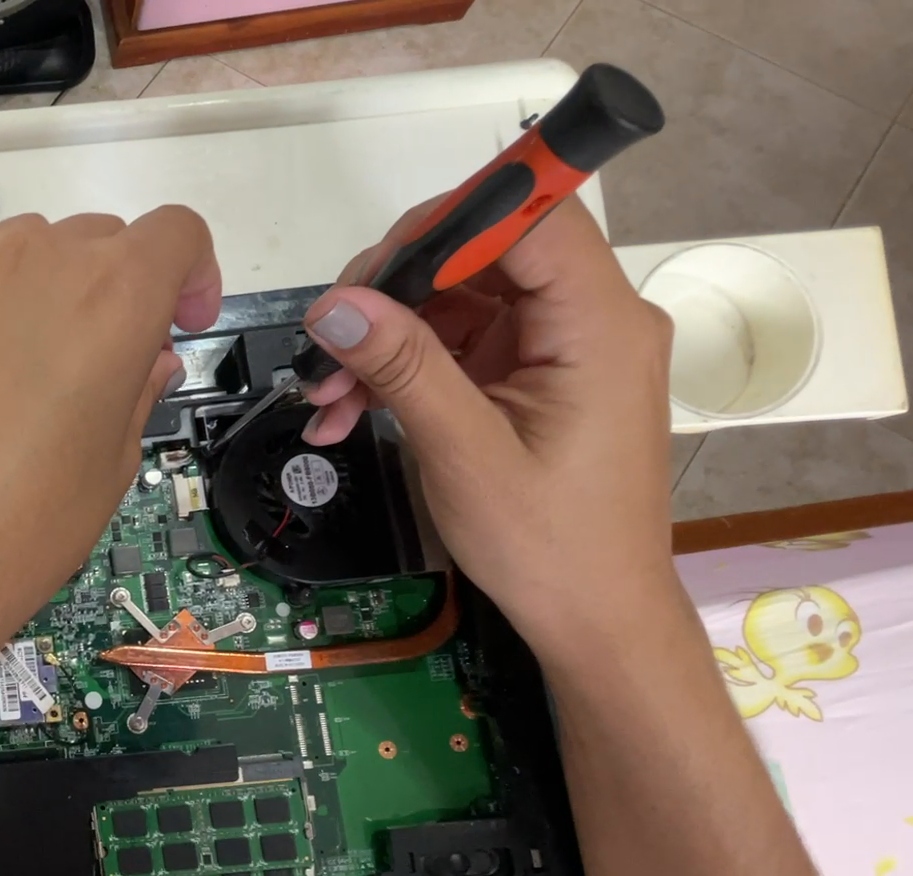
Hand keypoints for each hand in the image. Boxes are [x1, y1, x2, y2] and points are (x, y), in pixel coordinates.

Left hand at [0, 209, 220, 698]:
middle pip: (96, 241)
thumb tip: (145, 356)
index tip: (180, 324)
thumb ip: (138, 389)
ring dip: (45, 299)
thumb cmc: (20, 531)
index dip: (192, 275)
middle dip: (117, 290)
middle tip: (105, 365)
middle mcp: (31, 264)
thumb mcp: (112, 467)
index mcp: (109, 296)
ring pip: (22, 260)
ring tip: (28, 383)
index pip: (176, 233)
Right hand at [294, 196, 674, 656]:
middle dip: (390, 299)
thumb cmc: (543, 540)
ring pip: (448, 309)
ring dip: (377, 348)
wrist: (585, 612)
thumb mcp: (463, 451)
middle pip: (477, 260)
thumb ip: (403, 368)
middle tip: (324, 345)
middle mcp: (581, 320)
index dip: (447, 225)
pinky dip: (391, 379)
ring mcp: (546, 350)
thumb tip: (334, 305)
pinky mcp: (518, 379)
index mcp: (597, 325)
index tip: (366, 274)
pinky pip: (445, 353)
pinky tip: (342, 418)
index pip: (531, 221)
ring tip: (321, 401)